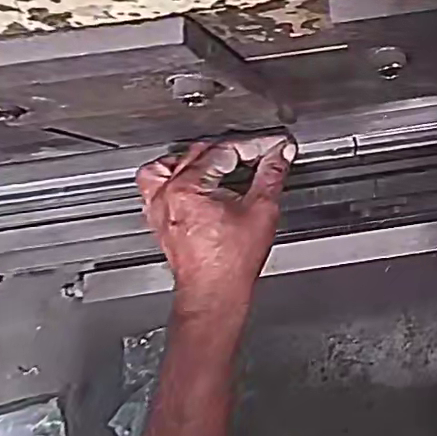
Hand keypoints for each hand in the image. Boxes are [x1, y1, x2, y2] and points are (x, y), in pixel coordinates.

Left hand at [135, 134, 295, 317]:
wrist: (215, 290)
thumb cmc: (232, 261)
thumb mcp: (262, 209)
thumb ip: (271, 175)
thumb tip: (280, 154)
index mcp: (188, 188)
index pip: (225, 151)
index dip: (255, 145)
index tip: (273, 145)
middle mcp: (166, 194)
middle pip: (199, 152)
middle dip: (233, 149)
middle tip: (260, 152)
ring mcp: (158, 206)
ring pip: (171, 163)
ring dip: (199, 157)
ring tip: (223, 159)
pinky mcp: (158, 217)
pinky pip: (157, 183)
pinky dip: (176, 174)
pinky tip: (195, 179)